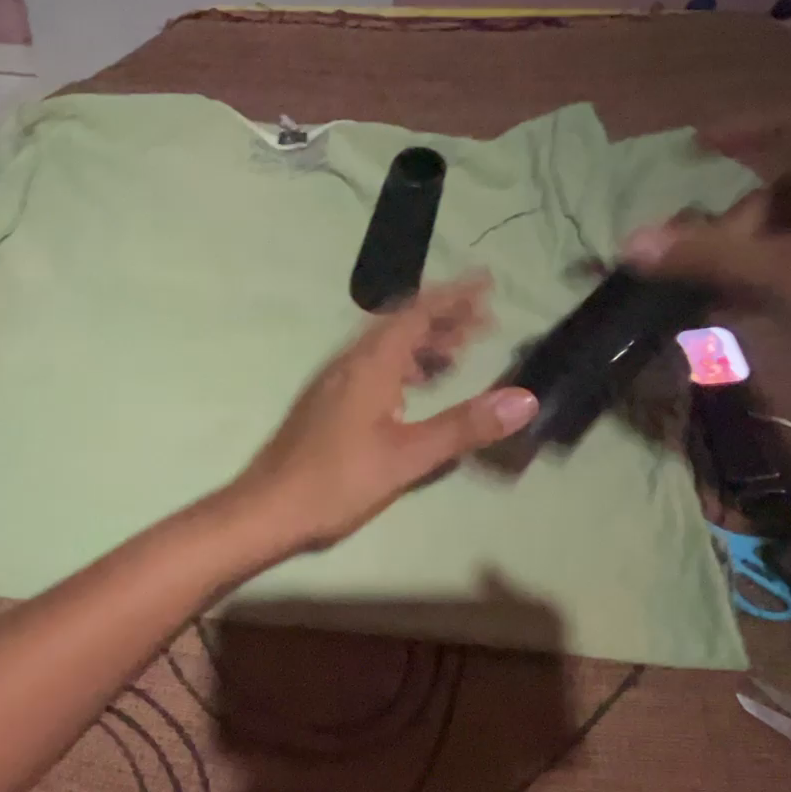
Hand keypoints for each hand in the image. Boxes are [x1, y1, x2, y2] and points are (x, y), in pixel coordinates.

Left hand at [226, 279, 537, 552]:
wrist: (266, 508)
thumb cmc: (335, 482)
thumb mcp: (407, 457)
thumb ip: (463, 427)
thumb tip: (524, 399)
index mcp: (368, 366)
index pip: (416, 313)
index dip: (454, 296)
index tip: (487, 283)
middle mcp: (347, 365)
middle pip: (399, 326)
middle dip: (443, 319)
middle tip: (484, 323)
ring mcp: (331, 385)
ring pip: (383, 349)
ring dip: (421, 345)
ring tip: (459, 355)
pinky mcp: (324, 406)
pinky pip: (369, 370)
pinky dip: (401, 368)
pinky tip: (412, 393)